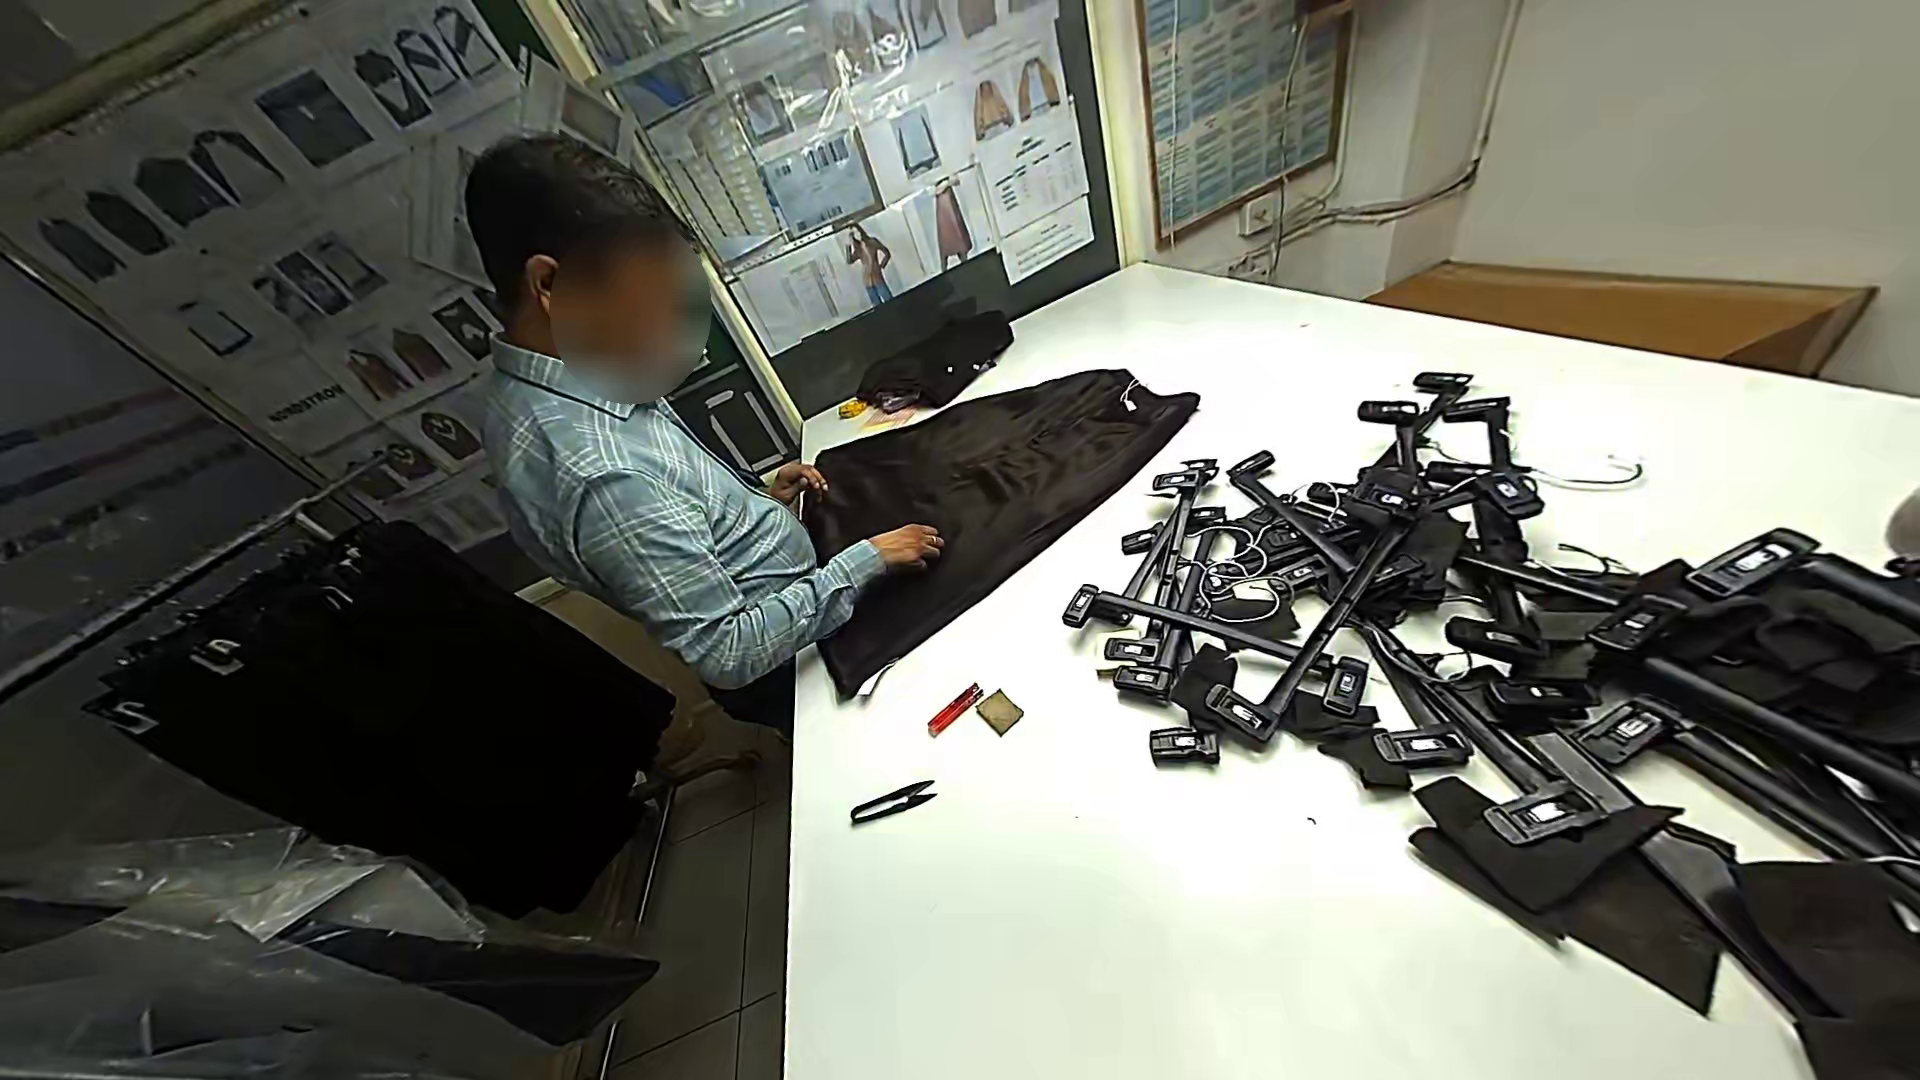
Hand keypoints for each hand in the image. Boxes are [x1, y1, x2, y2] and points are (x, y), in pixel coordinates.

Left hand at [769, 462, 826, 505]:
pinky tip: (818, 488)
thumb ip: (797, 487)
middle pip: (808, 468)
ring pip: (810, 470)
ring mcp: (794, 471)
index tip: (817, 486)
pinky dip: (815, 480)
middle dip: (817, 477)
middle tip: (823, 487)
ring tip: (823, 488)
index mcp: (785, 473)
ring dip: (818, 479)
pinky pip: (809, 474)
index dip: (812, 477)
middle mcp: (789, 469)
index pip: (802, 470)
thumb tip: (806, 480)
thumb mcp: (787, 495)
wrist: (773, 501)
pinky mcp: (797, 475)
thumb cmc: (778, 499)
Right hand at [869, 524, 942, 571]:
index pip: (933, 531)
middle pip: (938, 541)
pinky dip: (920, 566)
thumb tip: (915, 539)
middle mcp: (919, 537)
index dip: (933, 537)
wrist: (875, 552)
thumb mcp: (897, 532)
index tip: (932, 540)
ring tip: (926, 559)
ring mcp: (919, 549)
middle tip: (933, 550)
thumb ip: (909, 534)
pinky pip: (924, 565)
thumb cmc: (881, 542)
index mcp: (913, 528)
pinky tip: (915, 566)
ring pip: (936, 553)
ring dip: (931, 556)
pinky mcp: (917, 560)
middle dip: (936, 546)